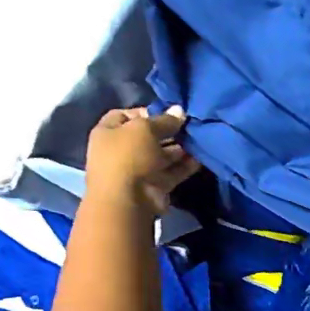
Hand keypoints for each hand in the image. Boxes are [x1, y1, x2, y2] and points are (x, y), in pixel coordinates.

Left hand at [85, 106, 200, 215]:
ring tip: (197, 140)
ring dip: (180, 148)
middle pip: (148, 137)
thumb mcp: (145, 129)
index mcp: (109, 132)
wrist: (128, 199)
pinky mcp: (155, 186)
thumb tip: (180, 110)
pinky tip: (200, 158)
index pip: (125, 116)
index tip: (167, 113)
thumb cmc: (129, 155)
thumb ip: (164, 120)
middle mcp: (122, 150)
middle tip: (188, 126)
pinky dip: (185, 166)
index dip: (146, 112)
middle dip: (168, 131)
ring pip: (162, 155)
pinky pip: (172, 172)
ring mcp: (139, 170)